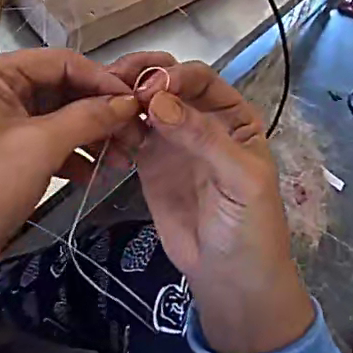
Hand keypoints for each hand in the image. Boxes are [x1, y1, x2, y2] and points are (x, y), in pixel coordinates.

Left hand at [0, 49, 141, 321]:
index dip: (103, 81)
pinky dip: (69, 153)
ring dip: (90, 136)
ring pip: (56, 115)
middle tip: (138, 140)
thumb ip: (87, 118)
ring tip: (125, 161)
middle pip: (60, 88)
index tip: (142, 106)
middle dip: (99, 113)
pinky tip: (95, 174)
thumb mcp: (40, 147)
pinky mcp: (1, 147)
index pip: (61, 62)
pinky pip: (43, 139)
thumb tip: (128, 102)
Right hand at [112, 52, 313, 352]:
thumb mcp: (241, 181)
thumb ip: (203, 138)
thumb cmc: (251, 227)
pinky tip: (103, 129)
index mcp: (231, 116)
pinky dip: (113, 124)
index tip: (150, 90)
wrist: (228, 277)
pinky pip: (126, 130)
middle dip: (141, 74)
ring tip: (102, 103)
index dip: (175, 76)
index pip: (200, 79)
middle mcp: (197, 118)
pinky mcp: (145, 158)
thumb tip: (157, 101)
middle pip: (165, 80)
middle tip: (115, 83)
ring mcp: (168, 137)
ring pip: (141, 101)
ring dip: (122, 95)